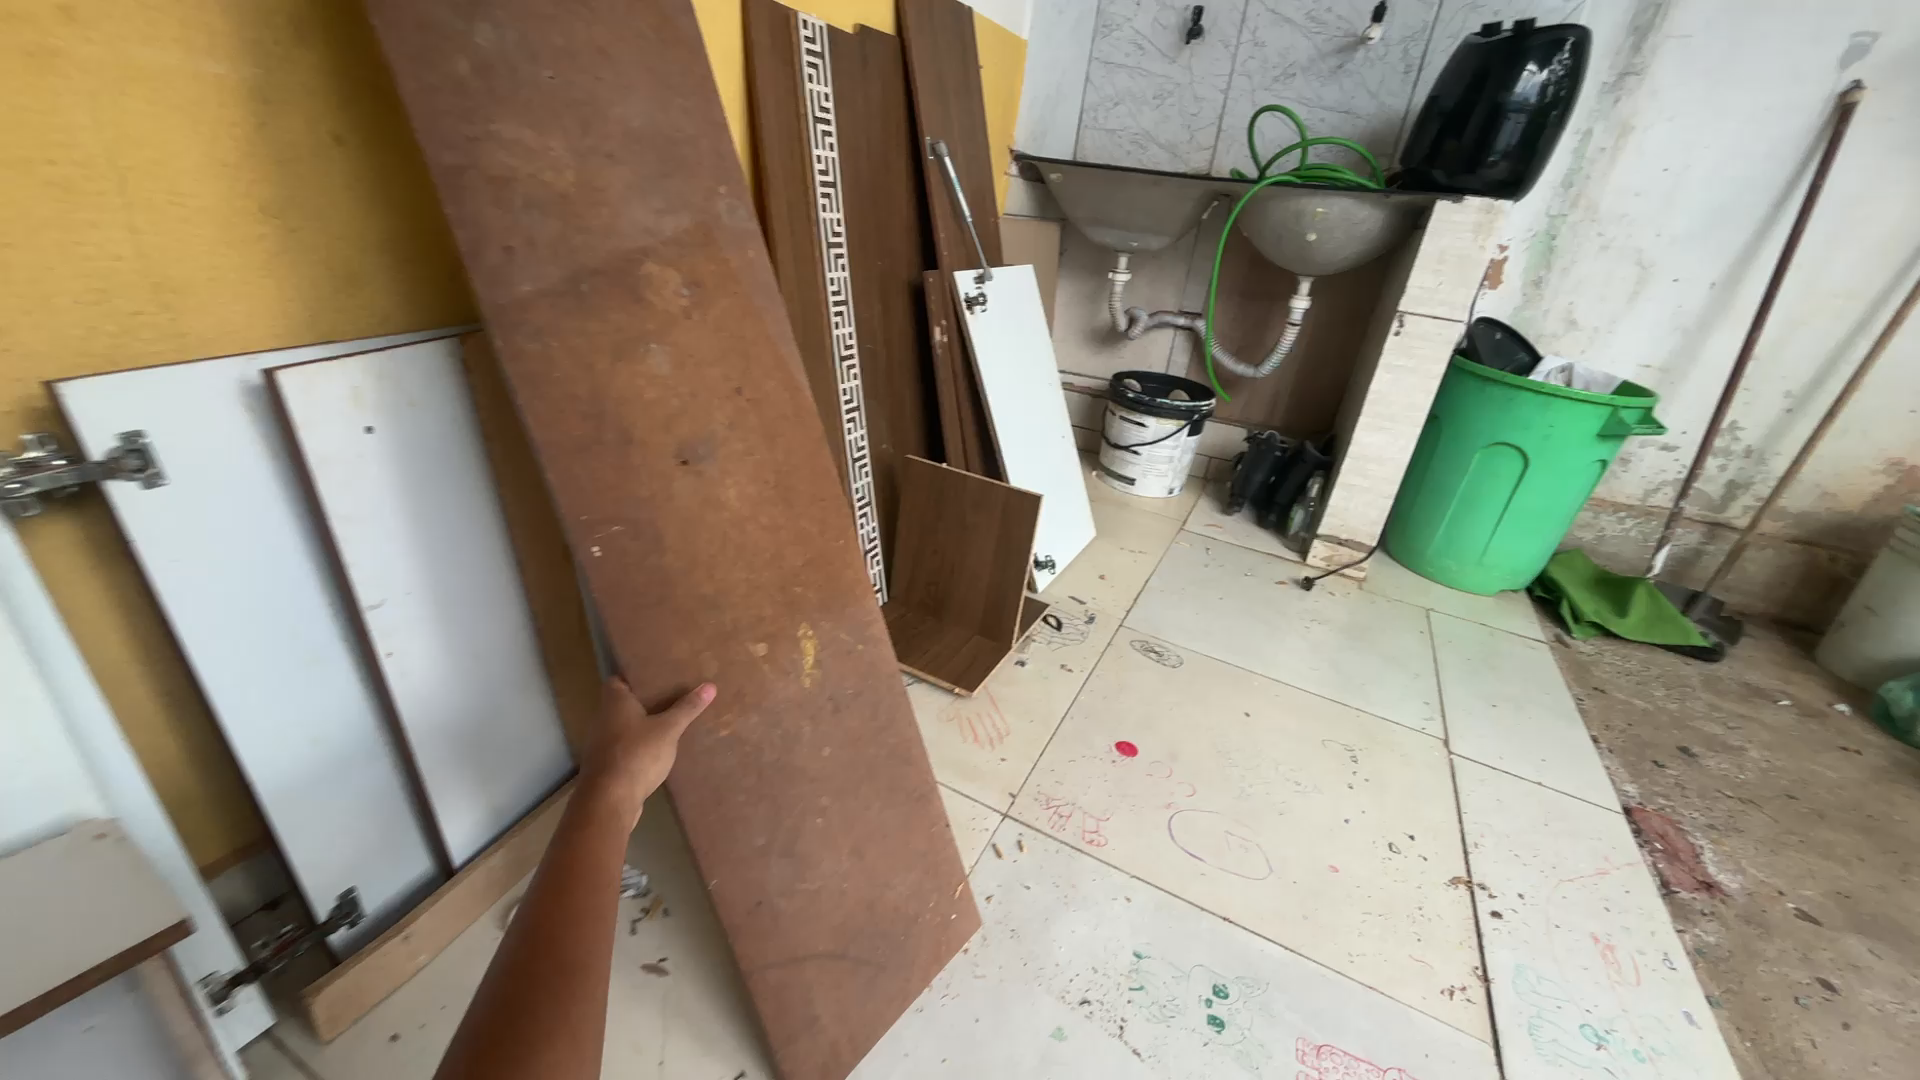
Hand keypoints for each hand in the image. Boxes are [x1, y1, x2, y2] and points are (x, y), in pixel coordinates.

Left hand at [577, 677, 714, 828]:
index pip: (617, 679)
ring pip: (623, 726)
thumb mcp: (668, 729)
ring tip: (669, 719)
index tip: (656, 674)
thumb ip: (687, 708)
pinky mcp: (607, 765)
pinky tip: (658, 748)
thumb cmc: (637, 754)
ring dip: (642, 723)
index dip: (634, 675)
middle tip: (672, 693)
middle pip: (622, 702)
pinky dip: (639, 744)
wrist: (609, 801)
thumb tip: (710, 686)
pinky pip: (625, 746)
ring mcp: (602, 744)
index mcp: (614, 703)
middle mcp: (603, 719)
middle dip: (644, 699)